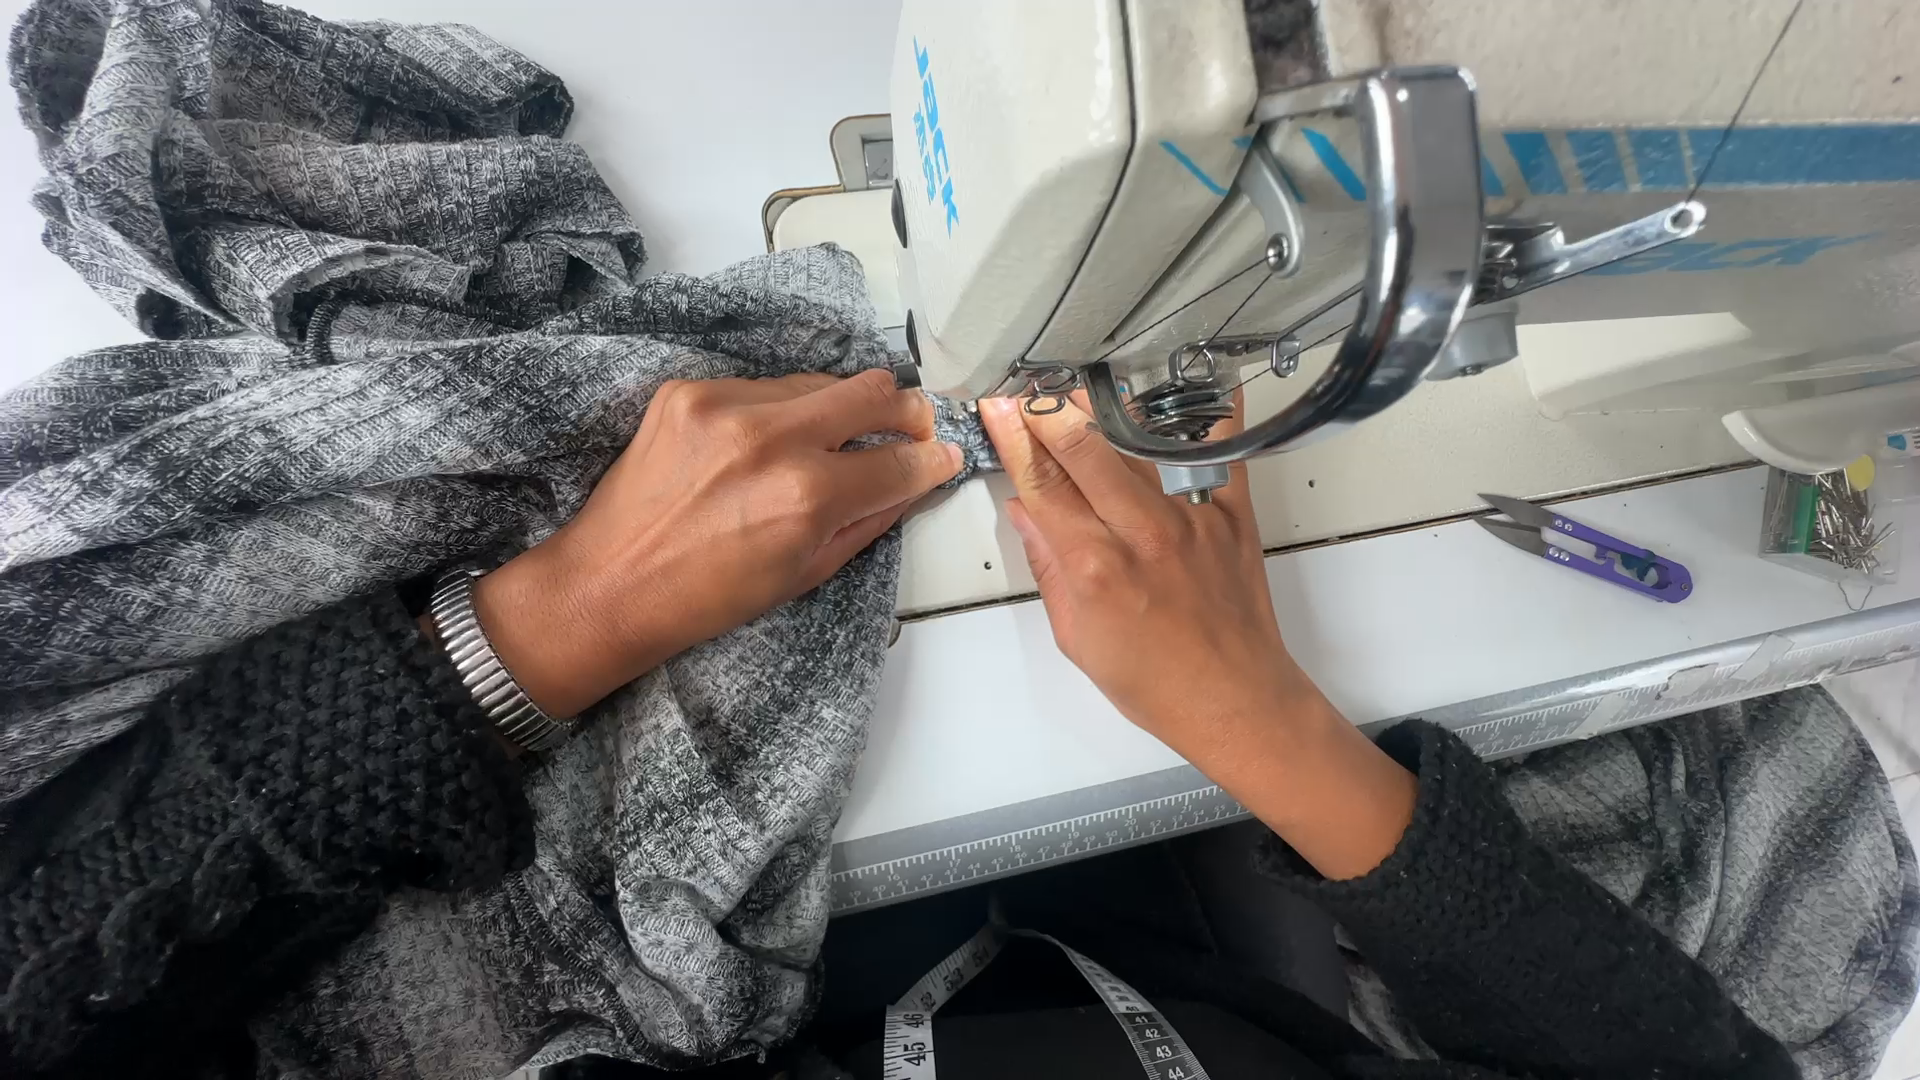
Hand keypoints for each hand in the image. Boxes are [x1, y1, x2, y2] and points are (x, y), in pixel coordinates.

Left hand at [467, 370, 961, 719]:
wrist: (612, 583)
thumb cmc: (714, 597)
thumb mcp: (810, 572)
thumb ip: (873, 519)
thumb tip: (916, 480)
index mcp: (807, 498)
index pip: (901, 461)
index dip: (933, 460)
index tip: (943, 455)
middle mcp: (772, 439)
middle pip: (874, 390)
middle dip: (906, 411)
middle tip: (911, 428)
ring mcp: (726, 405)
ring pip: (822, 381)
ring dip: (842, 410)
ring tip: (833, 442)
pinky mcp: (689, 390)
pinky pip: (767, 386)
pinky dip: (785, 412)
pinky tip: (769, 445)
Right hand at [979, 394, 1414, 877]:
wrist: (1234, 700)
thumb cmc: (1153, 682)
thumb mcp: (1076, 636)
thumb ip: (1047, 568)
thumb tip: (1025, 513)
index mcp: (1094, 567)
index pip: (1042, 486)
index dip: (1015, 441)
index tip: (999, 410)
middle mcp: (1141, 533)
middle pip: (1084, 450)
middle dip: (1049, 411)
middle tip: (1029, 390)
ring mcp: (1190, 516)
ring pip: (1138, 442)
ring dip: (1102, 411)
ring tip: (1079, 389)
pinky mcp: (1231, 511)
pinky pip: (1218, 449)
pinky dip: (1205, 415)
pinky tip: (1194, 382)